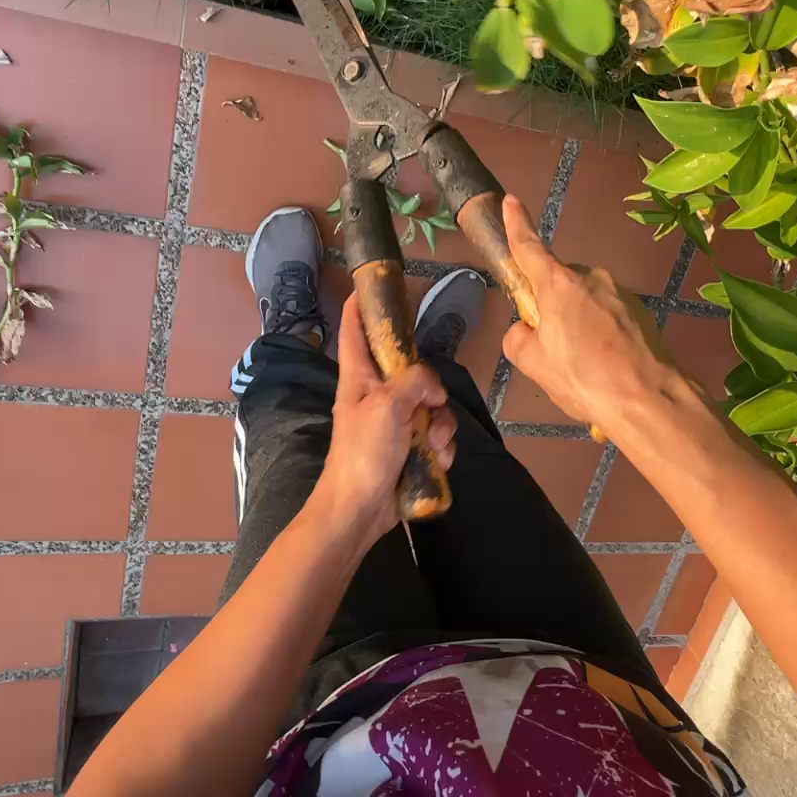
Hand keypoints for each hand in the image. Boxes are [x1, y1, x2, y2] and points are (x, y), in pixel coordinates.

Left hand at [314, 296, 457, 544]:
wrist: (360, 509)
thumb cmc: (363, 452)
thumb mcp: (387, 405)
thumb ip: (415, 381)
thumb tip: (435, 390)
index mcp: (359, 376)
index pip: (354, 330)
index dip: (361, 305)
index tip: (370, 286)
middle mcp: (377, 394)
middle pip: (413, 369)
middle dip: (431, 388)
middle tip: (427, 405)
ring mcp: (395, 422)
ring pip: (434, 405)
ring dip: (440, 425)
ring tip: (429, 443)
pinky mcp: (410, 446)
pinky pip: (438, 434)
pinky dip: (441, 447)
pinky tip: (434, 461)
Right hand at [498, 195, 689, 431]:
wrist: (647, 399)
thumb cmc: (583, 378)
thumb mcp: (534, 364)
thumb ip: (520, 338)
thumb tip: (528, 330)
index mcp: (559, 285)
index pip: (529, 247)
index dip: (516, 224)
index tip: (511, 201)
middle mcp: (591, 278)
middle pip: (560, 283)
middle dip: (552, 306)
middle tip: (554, 347)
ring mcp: (620, 293)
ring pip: (586, 300)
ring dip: (579, 323)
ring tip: (585, 364)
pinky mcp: (641, 310)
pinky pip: (609, 315)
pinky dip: (603, 334)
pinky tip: (607, 364)